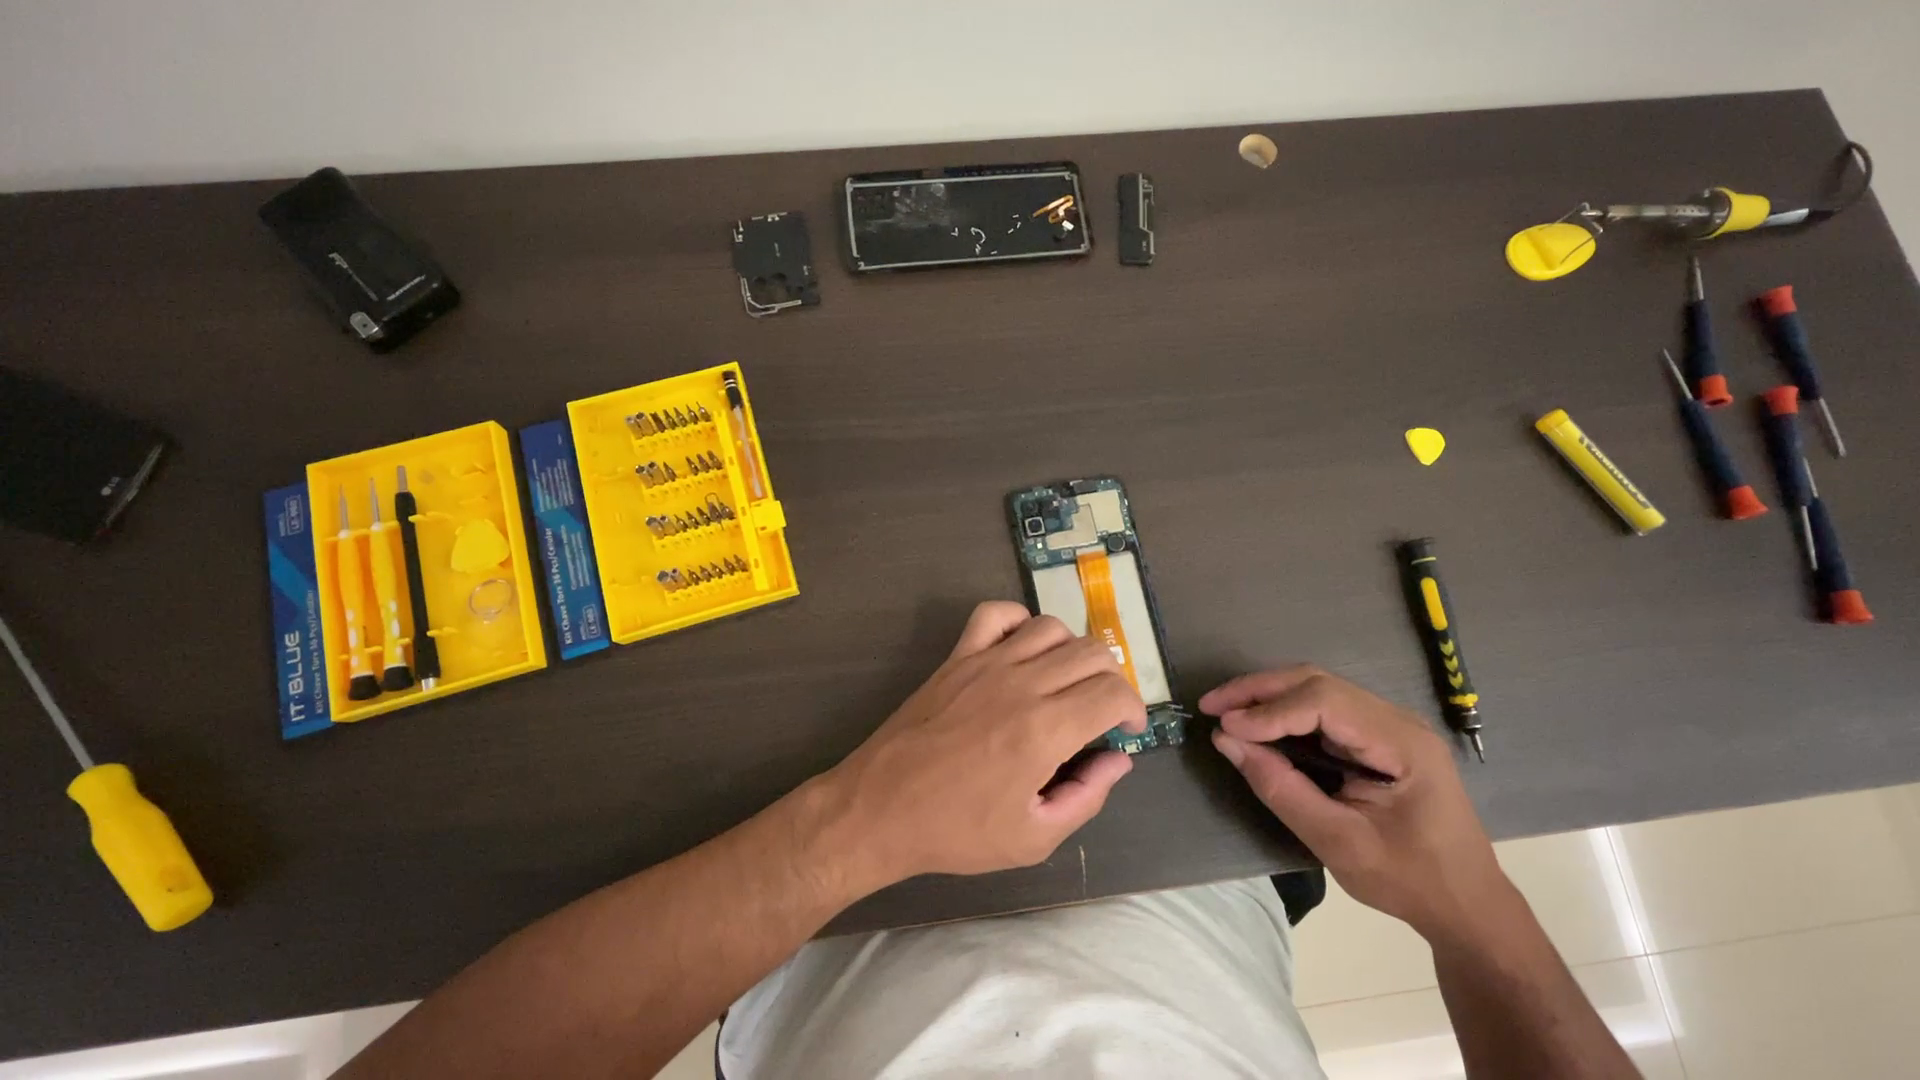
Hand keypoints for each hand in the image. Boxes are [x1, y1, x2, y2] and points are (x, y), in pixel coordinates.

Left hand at [818, 602, 1146, 887]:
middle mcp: (1021, 683)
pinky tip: (1022, 651)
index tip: (1124, 732)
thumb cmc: (956, 831)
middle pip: (1092, 653)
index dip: (1132, 709)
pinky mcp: (956, 657)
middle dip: (1111, 680)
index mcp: (1046, 729)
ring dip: (1073, 651)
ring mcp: (985, 663)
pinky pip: (995, 614)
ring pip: (1052, 627)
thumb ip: (1086, 796)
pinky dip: (1020, 622)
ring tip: (1065, 683)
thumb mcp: (1034, 838)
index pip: (1114, 691)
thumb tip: (1118, 760)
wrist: (879, 809)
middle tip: (1099, 714)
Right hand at [1202, 666, 1506, 938]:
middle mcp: (1397, 722)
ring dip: (1269, 697)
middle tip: (1212, 705)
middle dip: (1260, 690)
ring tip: (1227, 713)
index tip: (1224, 729)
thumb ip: (1281, 788)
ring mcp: (1389, 727)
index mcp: (1401, 744)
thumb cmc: (1409, 879)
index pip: (1324, 703)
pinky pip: (1325, 710)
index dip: (1269, 711)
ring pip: (1319, 690)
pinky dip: (1285, 712)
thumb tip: (1226, 741)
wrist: (1467, 905)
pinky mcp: (1378, 739)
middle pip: (1318, 683)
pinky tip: (1258, 725)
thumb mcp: (1338, 842)